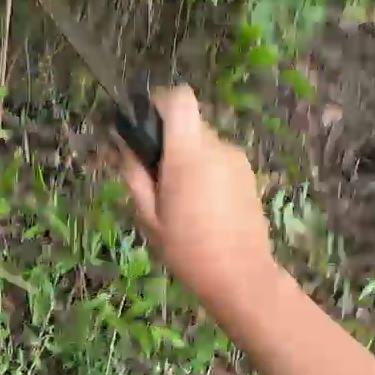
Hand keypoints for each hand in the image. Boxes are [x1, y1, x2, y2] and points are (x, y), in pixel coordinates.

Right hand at [120, 87, 278, 310]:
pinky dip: (203, 174)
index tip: (143, 124)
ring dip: (186, 162)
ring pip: (202, 146)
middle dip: (168, 144)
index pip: (179, 100)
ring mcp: (236, 160)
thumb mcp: (148, 217)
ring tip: (177, 202)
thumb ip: (136, 176)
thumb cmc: (186, 249)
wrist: (239, 274)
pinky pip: (217, 162)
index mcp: (188, 155)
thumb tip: (126, 147)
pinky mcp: (248, 174)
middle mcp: (216, 148)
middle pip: (187, 126)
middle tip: (153, 181)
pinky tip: (199, 209)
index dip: (158, 102)